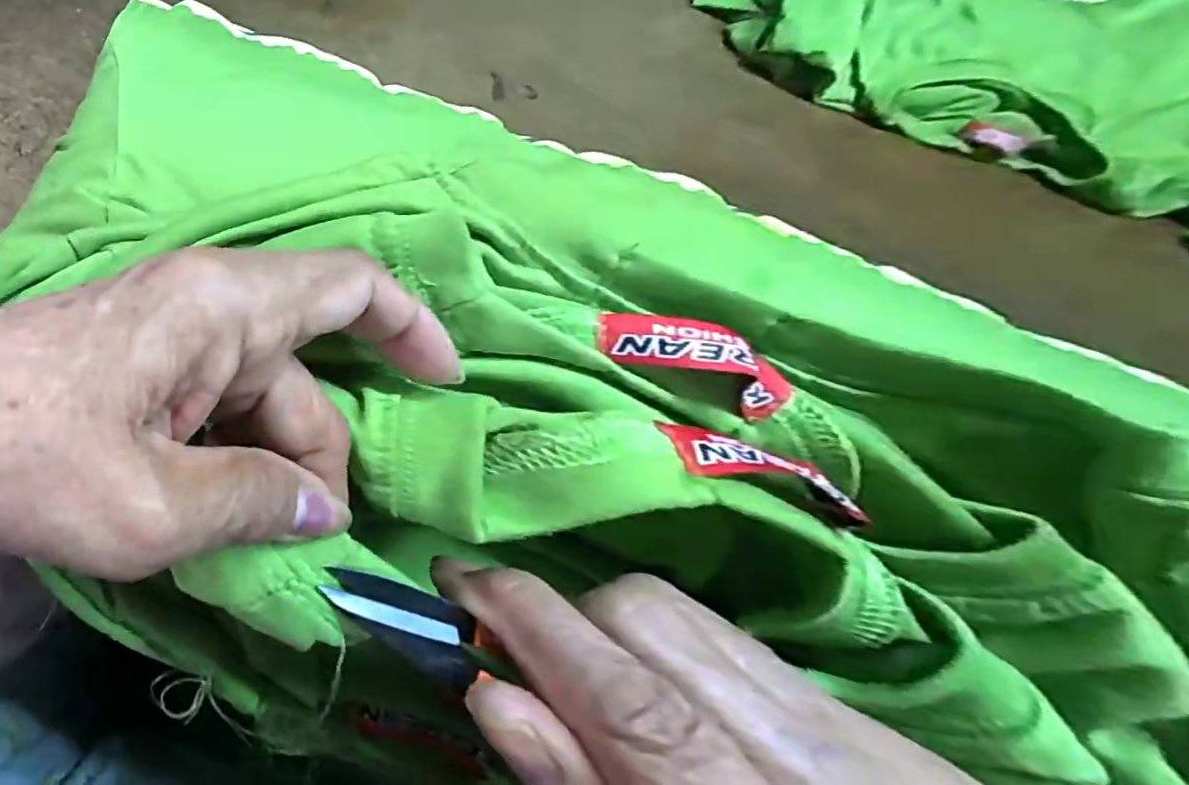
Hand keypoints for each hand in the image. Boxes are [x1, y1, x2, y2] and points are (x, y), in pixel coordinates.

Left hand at [0, 248, 461, 579]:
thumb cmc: (23, 452)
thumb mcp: (150, 505)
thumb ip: (253, 502)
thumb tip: (324, 510)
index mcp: (221, 306)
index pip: (346, 284)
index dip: (409, 324)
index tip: (445, 380)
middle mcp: (205, 301)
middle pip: (300, 375)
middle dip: (316, 458)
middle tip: (306, 542)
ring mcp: (169, 329)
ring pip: (254, 398)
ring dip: (263, 467)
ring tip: (239, 542)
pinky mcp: (140, 359)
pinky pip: (211, 403)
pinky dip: (224, 455)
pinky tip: (202, 513)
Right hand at [435, 562, 974, 784]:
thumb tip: (492, 695)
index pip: (623, 696)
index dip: (524, 620)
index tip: (452, 580)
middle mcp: (817, 772)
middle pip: (648, 620)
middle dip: (562, 620)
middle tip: (520, 656)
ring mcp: (871, 749)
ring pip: (689, 614)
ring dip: (610, 625)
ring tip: (588, 672)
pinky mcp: (894, 742)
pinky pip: (738, 643)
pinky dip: (672, 648)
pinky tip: (667, 695)